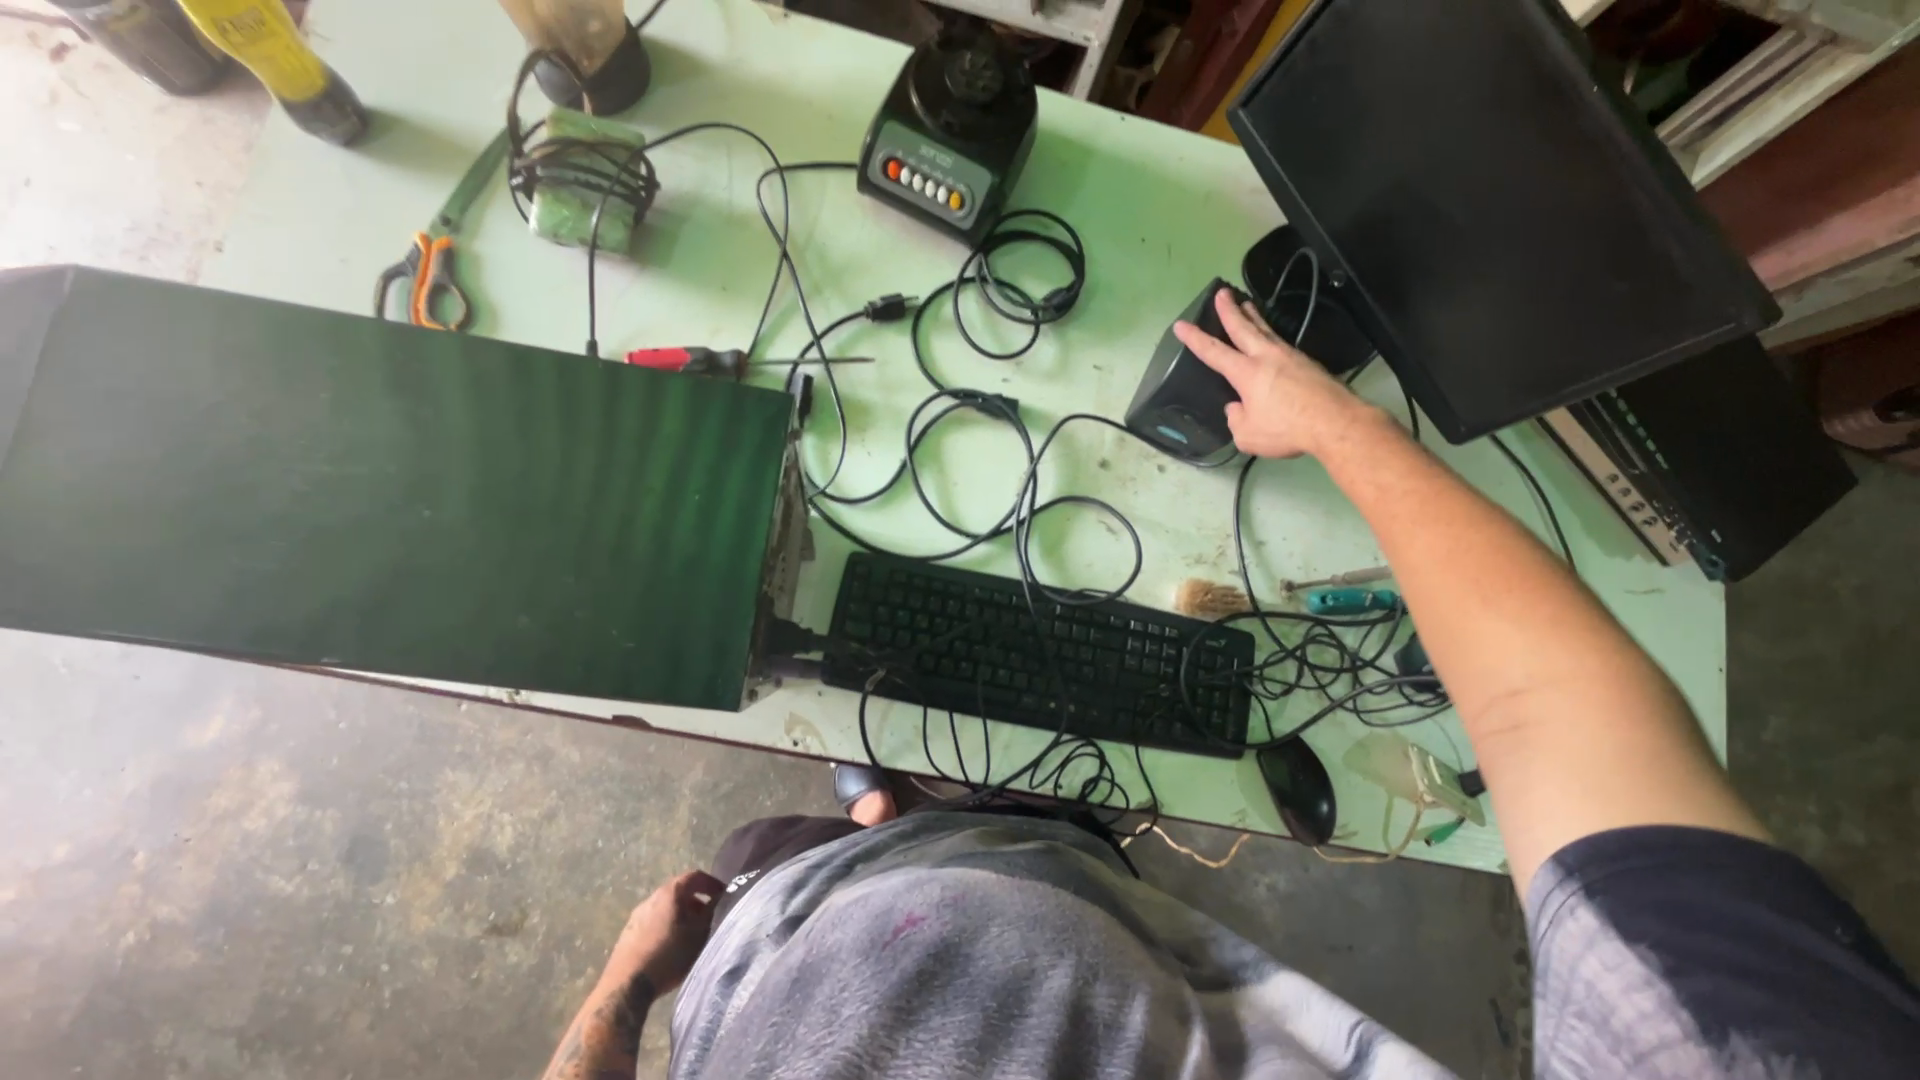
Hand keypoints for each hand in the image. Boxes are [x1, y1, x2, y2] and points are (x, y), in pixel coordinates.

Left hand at [600, 869, 723, 996]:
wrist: (627, 985)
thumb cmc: (670, 954)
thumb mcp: (699, 934)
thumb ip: (712, 912)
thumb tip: (721, 899)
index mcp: (670, 892)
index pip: (695, 876)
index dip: (712, 883)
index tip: (723, 896)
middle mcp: (651, 898)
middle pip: (678, 891)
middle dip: (696, 902)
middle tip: (708, 918)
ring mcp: (636, 916)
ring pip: (665, 908)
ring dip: (680, 916)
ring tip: (690, 935)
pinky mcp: (627, 933)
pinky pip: (652, 922)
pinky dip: (666, 926)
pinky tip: (669, 947)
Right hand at [1172, 288, 1377, 458]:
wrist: (1334, 422)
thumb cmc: (1286, 429)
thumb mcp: (1247, 435)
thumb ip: (1236, 419)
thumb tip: (1238, 407)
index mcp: (1246, 373)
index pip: (1213, 352)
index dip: (1194, 338)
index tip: (1181, 325)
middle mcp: (1266, 357)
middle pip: (1243, 327)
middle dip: (1230, 310)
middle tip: (1222, 292)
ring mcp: (1290, 357)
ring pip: (1266, 330)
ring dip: (1254, 316)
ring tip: (1247, 303)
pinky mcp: (1307, 363)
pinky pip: (1282, 343)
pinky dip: (1271, 335)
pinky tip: (1271, 339)